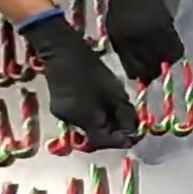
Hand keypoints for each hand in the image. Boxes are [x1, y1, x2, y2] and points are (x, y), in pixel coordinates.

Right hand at [23, 13, 138, 149]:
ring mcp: (63, 117)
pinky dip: (93, 117)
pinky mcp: (59, 109)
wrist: (62, 51)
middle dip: (114, 133)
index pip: (105, 142)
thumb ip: (126, 117)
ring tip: (115, 112)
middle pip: (97, 137)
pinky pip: (81, 119)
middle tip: (127, 123)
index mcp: (86, 121)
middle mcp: (72, 123)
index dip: (121, 140)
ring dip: (104, 124)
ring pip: (89, 128)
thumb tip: (132, 134)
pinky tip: (100, 106)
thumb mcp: (117, 94)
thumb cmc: (93, 72)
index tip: (134, 135)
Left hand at [106, 0, 183, 83]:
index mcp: (124, 42)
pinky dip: (173, 54)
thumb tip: (132, 71)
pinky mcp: (169, 30)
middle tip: (151, 70)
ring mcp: (156, 36)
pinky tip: (168, 51)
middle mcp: (140, 41)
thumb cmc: (122, 9)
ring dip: (163, 64)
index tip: (140, 75)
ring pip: (165, 62)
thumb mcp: (114, 31)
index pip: (133, 69)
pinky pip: (176, 51)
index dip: (137, 75)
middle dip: (151, 72)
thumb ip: (122, 51)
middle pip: (150, 69)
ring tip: (160, 60)